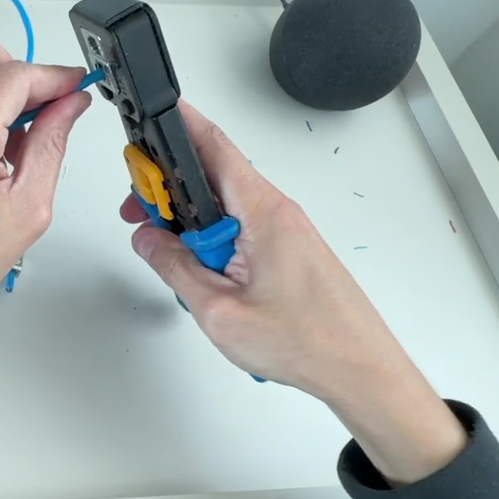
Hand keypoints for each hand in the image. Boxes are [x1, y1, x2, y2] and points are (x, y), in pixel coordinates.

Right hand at [121, 102, 465, 484]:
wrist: (361, 371)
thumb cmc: (307, 342)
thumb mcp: (217, 309)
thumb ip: (173, 266)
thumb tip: (145, 238)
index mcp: (262, 212)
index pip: (213, 147)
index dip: (175, 128)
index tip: (144, 127)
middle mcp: (276, 212)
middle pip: (210, 175)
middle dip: (166, 188)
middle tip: (136, 213)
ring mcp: (282, 231)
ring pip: (221, 206)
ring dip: (186, 220)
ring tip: (164, 252)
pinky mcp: (284, 250)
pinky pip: (237, 229)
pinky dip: (208, 239)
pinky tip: (197, 268)